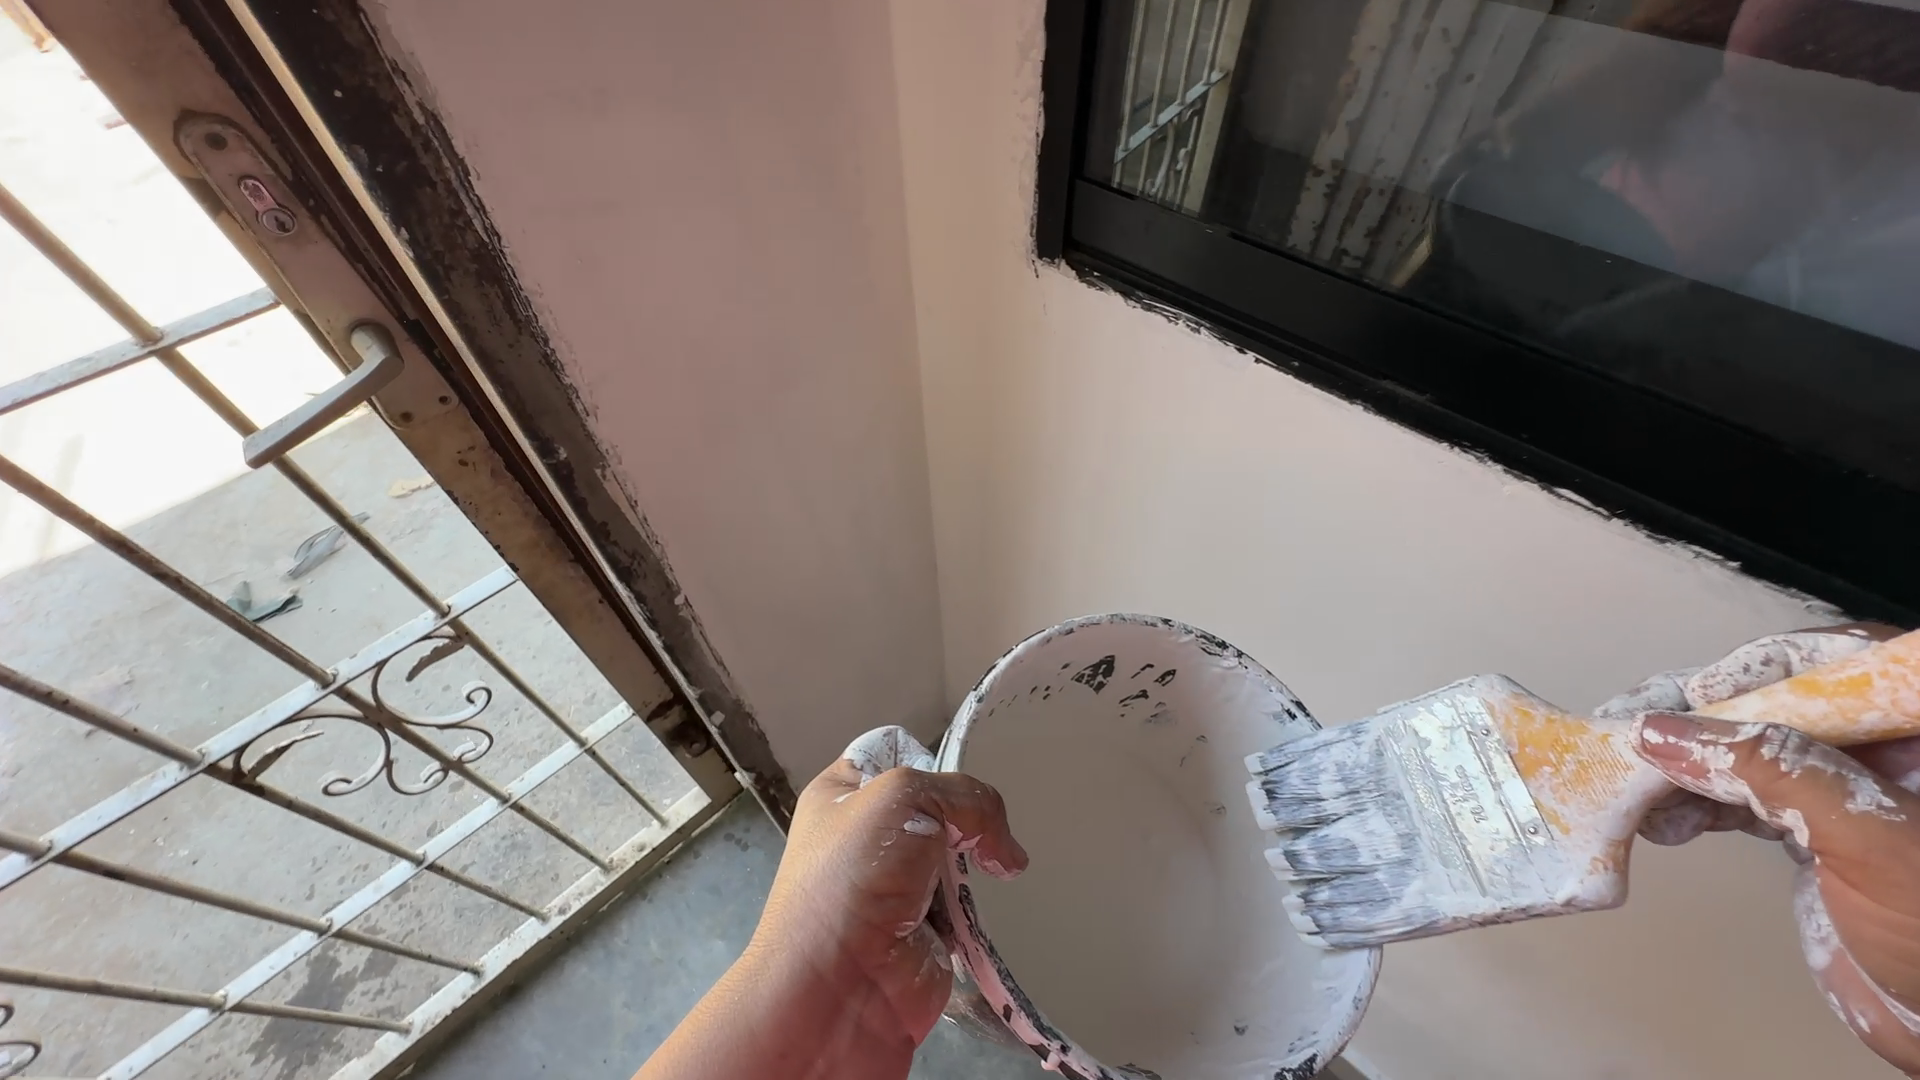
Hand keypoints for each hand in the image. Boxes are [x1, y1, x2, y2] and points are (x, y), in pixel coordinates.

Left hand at [752, 726, 1027, 1050]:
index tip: (951, 778)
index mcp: (844, 792)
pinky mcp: (921, 929)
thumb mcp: (906, 797)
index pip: (897, 751)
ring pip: (955, 854)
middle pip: (937, 805)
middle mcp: (867, 833)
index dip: (929, 758)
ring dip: (974, 864)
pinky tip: (978, 910)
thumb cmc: (855, 874)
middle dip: (963, 817)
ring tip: (986, 871)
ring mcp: (894, 884)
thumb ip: (969, 798)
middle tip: (977, 833)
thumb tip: (1007, 851)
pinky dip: (975, 908)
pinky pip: (962, 905)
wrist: (835, 989)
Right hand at [1614, 628, 1919, 1074]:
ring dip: (1680, 762)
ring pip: (1746, 746)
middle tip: (1628, 726)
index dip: (1769, 664)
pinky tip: (1659, 822)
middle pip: (1776, 702)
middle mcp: (1888, 755)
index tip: (1703, 694)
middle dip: (1699, 717)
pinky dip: (1688, 801)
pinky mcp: (1815, 829)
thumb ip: (1776, 774)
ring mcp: (1850, 792)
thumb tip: (1658, 729)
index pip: (1847, 660)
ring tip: (1630, 786)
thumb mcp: (1879, 846)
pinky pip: (1737, 793)